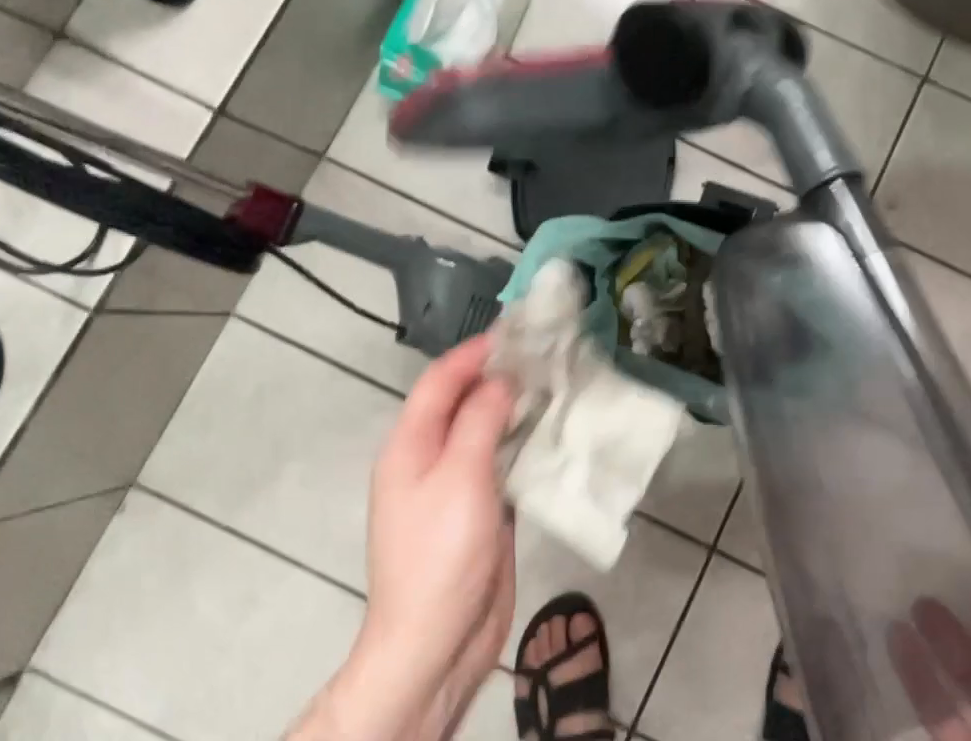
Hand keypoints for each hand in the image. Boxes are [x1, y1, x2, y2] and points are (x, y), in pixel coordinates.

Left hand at [289, 335, 517, 740]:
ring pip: (488, 433)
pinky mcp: (483, 511)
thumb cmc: (441, 553)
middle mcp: (429, 460)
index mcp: (410, 446)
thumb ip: (479, 421)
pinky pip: (505, 465)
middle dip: (501, 376)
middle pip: (464, 403)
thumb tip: (501, 379)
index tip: (518, 330)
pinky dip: (527, 445)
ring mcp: (457, 487)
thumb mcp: (459, 477)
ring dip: (519, 409)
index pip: (440, 382)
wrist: (438, 639)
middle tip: (549, 354)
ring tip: (560, 385)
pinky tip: (557, 434)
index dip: (474, 353)